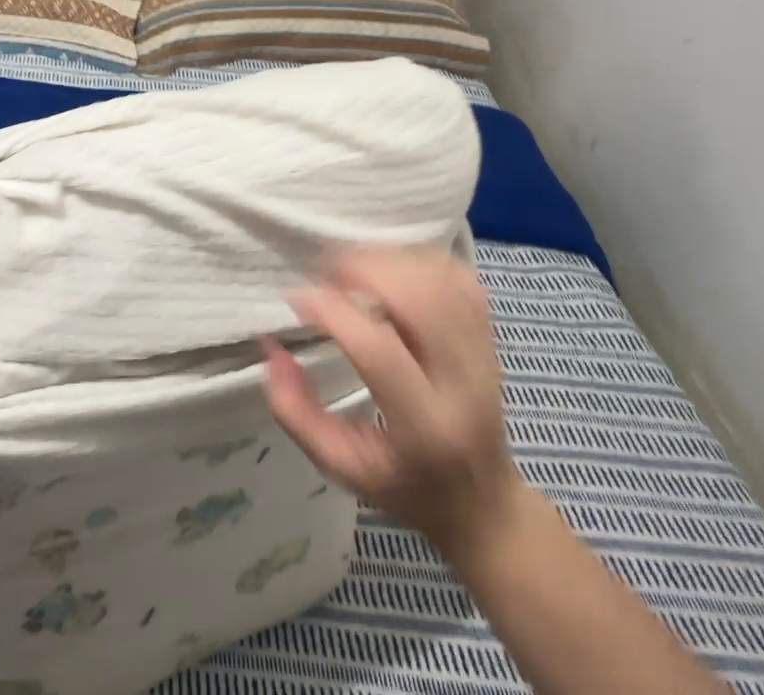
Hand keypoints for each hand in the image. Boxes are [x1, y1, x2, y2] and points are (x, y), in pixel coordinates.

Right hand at [262, 247, 528, 559]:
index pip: (378, 349)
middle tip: (324, 274)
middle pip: (421, 300)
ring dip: (391, 262)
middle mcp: (462, 383)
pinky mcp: (492, 340)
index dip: (331, 313)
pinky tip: (390, 271)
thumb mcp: (337, 465)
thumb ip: (295, 411)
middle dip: (365, 271)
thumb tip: (271, 348)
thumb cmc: (403, 486)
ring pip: (444, 282)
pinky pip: (463, 282)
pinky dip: (421, 263)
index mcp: (423, 424)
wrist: (481, 502)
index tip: (295, 299)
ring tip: (350, 270)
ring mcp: (485, 356)